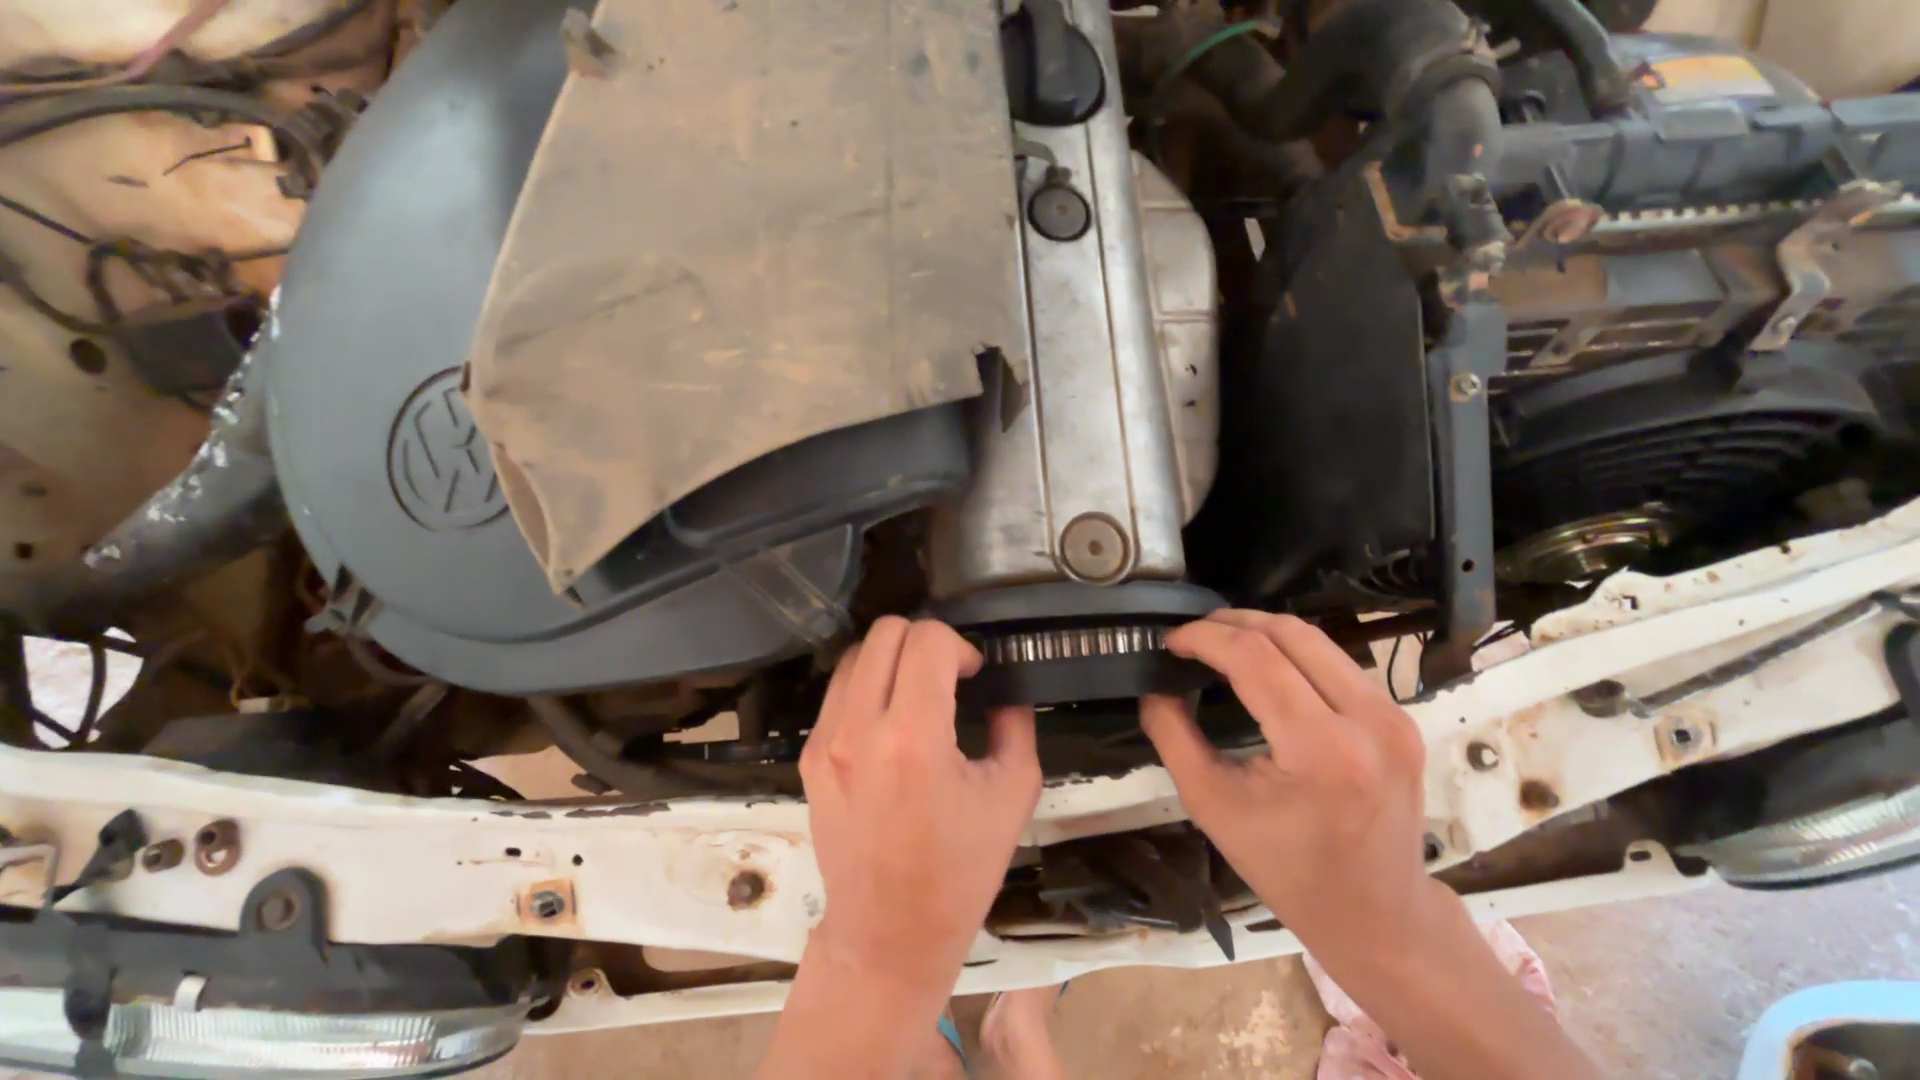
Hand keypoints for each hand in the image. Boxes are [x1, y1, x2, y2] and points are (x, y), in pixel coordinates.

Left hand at [799, 616, 1041, 990]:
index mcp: (913, 738)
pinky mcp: (808, 757)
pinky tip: (890, 722)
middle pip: (885, 633)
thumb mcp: (1012, 795)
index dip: (960, 646)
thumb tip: (1003, 688)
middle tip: (949, 675)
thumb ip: (1015, 726)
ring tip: (917, 694)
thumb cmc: (960, 871)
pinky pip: (837, 693)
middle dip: (925, 640)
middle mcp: (858, 729)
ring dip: (892, 660)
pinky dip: (867, 688)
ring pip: (856, 656)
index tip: (974, 676)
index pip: (927, 641)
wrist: (888, 932)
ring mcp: (824, 742)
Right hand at [1139, 612, 1602, 1079]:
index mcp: (1323, 750)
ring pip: (1318, 640)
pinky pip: (1338, 662)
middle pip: (1291, 633)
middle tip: (1190, 635)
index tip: (1170, 642)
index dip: (1204, 638)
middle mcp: (1370, 721)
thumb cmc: (1287, 870)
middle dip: (1231, 622)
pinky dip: (1293, 653)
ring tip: (1219, 643)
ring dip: (1263, 632)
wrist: (1376, 913)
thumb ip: (1174, 737)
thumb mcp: (1212, 806)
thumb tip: (1154, 686)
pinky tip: (1263, 665)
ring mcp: (1394, 716)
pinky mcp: (1402, 718)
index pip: (1255, 658)